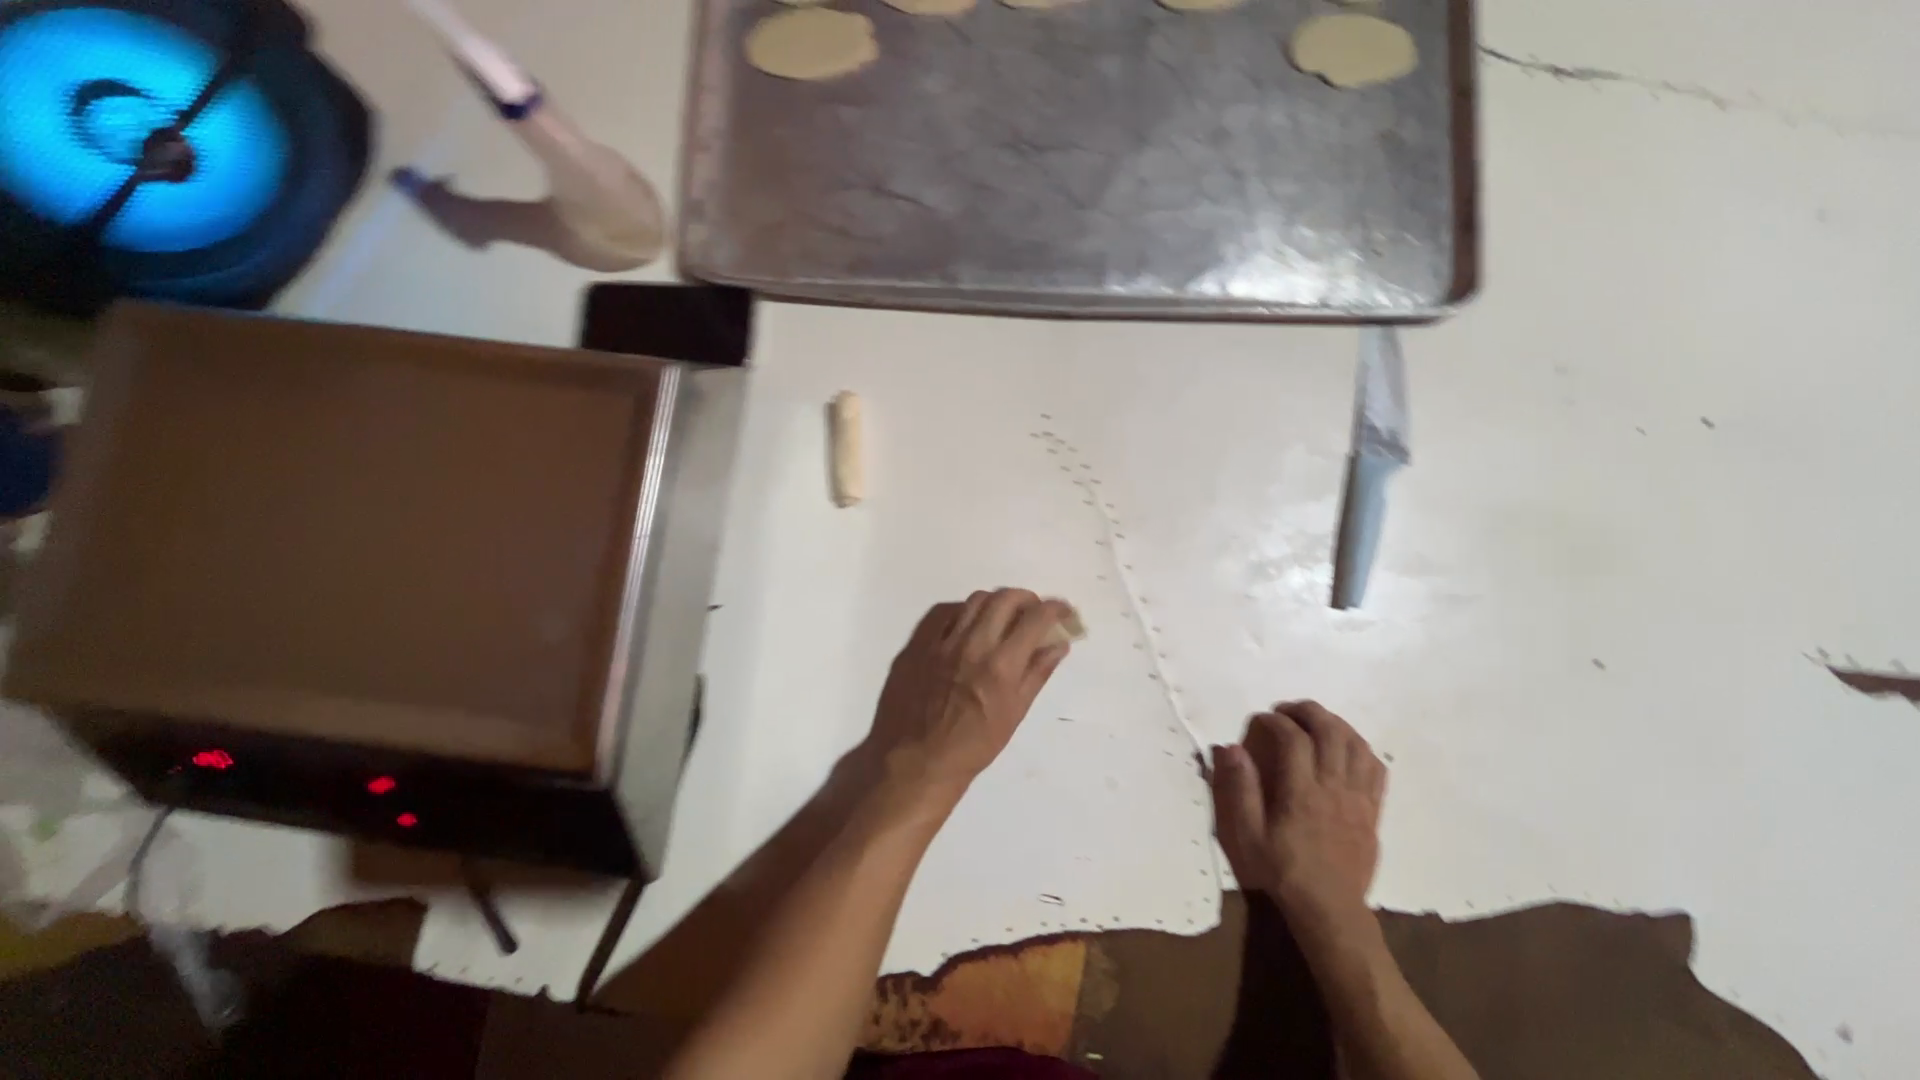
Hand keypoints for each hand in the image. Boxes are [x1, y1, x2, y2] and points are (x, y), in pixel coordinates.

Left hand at [864, 589, 1074, 800]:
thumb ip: (1037, 673)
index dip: (1055, 608)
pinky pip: (942, 613)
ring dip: (996, 601)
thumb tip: (1058, 644)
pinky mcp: (918, 645)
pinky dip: (962, 611)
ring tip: (1002, 616)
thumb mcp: (1014, 713)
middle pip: (1005, 598)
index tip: (1062, 611)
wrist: (917, 760)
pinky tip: (967, 623)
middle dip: (1027, 599)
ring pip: (974, 600)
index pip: (1036, 618)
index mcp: (1002, 665)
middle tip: (1033, 612)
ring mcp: (942, 642)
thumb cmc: (973, 746)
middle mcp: (973, 645)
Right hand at [1210, 702, 1386, 923]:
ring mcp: (1359, 798)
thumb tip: (1230, 748)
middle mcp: (1334, 788)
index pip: (1293, 739)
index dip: (1276, 721)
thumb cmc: (1283, 871)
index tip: (1261, 719)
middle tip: (1288, 710)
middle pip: (1330, 732)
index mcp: (1302, 792)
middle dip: (1308, 712)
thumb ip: (1240, 789)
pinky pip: (1376, 768)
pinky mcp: (1373, 810)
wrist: (1329, 908)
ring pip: (1357, 745)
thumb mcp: (1248, 835)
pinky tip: (1346, 749)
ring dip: (1336, 724)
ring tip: (1316, 722)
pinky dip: (1361, 749)